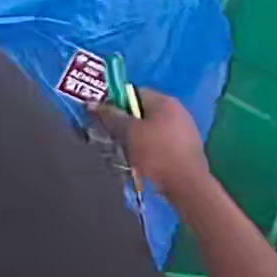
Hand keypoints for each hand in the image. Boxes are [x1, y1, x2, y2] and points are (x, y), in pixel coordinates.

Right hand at [88, 88, 210, 195]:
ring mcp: (184, 128)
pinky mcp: (186, 146)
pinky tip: (140, 158)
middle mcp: (177, 110)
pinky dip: (147, 145)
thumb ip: (110, 116)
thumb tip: (90, 103)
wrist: (186, 184)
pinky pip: (159, 139)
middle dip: (123, 121)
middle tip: (110, 134)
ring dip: (134, 135)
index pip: (133, 92)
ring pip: (150, 126)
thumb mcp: (128, 132)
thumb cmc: (156, 153)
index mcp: (164, 101)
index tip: (103, 117)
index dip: (114, 102)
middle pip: (141, 110)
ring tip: (123, 149)